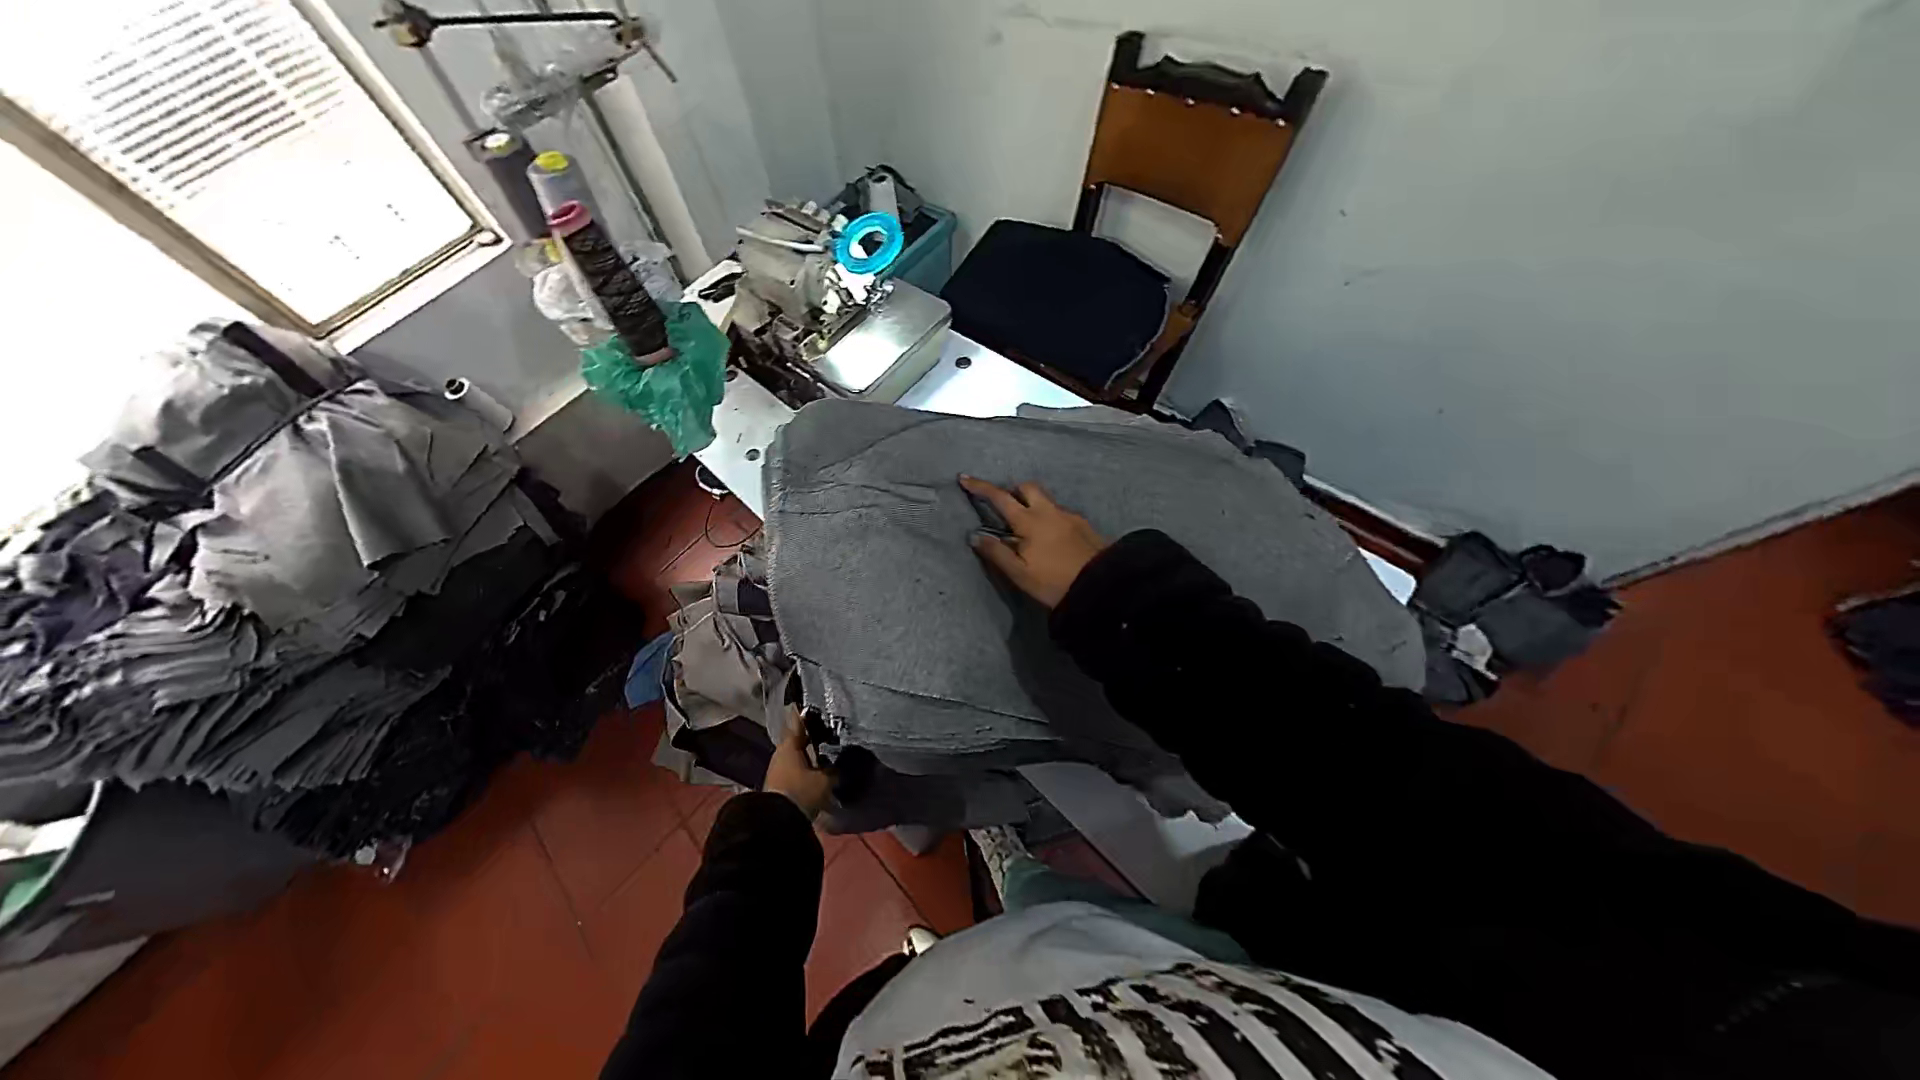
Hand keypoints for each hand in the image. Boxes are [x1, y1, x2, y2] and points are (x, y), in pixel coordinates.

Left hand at [763, 708, 831, 819]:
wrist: (776, 822)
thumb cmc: (801, 792)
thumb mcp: (824, 781)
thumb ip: (832, 770)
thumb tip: (837, 765)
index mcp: (789, 746)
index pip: (797, 724)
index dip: (805, 715)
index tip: (810, 705)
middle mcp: (780, 754)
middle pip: (796, 741)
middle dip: (809, 738)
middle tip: (825, 733)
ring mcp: (777, 770)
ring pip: (794, 757)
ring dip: (806, 755)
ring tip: (823, 755)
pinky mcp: (777, 786)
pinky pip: (793, 771)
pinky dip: (803, 768)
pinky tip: (815, 772)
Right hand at [960, 476, 1108, 608]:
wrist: (1102, 586)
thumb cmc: (1055, 582)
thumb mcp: (1020, 574)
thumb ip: (996, 553)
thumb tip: (975, 535)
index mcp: (1029, 522)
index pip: (1000, 498)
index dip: (981, 487)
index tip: (965, 478)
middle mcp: (1049, 512)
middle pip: (1027, 487)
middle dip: (1012, 491)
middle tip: (1004, 507)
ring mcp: (1069, 516)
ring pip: (1046, 499)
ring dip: (1032, 504)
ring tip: (1027, 528)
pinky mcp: (1084, 526)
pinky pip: (1060, 513)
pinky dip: (1049, 518)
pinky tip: (1051, 539)